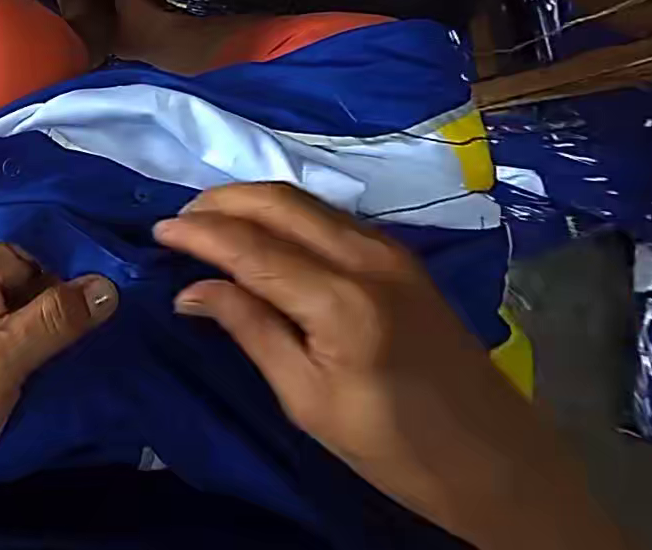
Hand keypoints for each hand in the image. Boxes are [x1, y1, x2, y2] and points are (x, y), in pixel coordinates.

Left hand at [0, 244, 116, 549]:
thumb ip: (56, 318)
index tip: (120, 270)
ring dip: (75, 318)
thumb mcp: (2, 354)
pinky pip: (41, 332)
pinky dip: (63, 338)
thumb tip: (109, 287)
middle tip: (123, 299)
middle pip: (48, 276)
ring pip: (47, 307)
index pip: (43, 247)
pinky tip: (90, 342)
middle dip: (81, 292)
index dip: (80, 260)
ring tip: (115, 319)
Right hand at [153, 182, 624, 549]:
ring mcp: (386, 245)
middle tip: (180, 218)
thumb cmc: (394, 445)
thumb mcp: (309, 402)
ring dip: (251, 200)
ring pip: (304, 200)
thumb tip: (191, 289)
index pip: (254, 247)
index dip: (201, 234)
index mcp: (343, 302)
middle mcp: (366, 255)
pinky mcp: (396, 248)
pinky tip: (261, 226)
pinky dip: (284, 211)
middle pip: (279, 203)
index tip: (159, 229)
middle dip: (222, 201)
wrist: (493, 451)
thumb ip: (251, 329)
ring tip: (209, 218)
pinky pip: (327, 213)